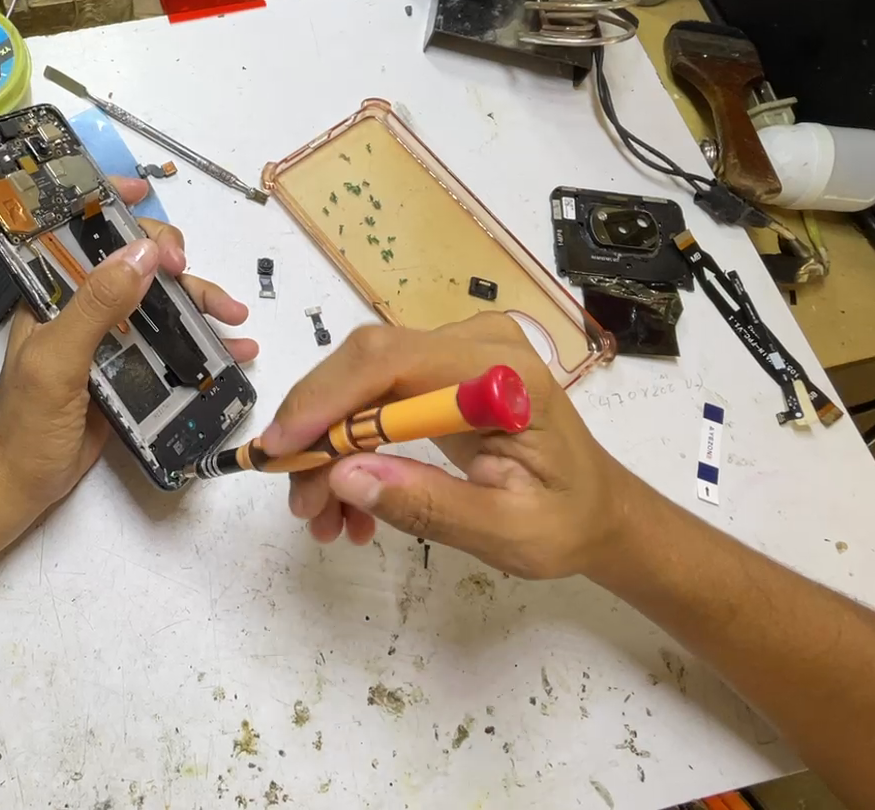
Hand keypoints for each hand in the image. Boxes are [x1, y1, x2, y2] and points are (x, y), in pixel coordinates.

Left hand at [0, 177, 257, 516]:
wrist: (22, 487)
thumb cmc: (26, 425)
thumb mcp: (57, 361)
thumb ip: (96, 307)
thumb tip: (143, 254)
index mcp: (53, 293)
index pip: (80, 231)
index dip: (109, 203)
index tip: (145, 190)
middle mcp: (82, 305)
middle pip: (133, 263)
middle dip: (171, 259)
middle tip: (191, 275)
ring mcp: (109, 337)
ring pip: (160, 302)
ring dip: (199, 302)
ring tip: (236, 317)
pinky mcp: (129, 369)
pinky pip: (171, 344)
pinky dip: (204, 344)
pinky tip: (236, 351)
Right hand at [267, 313, 648, 579]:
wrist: (593, 507)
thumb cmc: (563, 520)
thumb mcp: (505, 531)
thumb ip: (427, 503)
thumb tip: (342, 475)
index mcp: (500, 373)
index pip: (388, 361)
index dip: (324, 398)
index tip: (281, 449)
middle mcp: (471, 343)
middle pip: (362, 367)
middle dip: (316, 433)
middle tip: (300, 502)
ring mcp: (451, 350)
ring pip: (356, 383)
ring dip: (326, 447)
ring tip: (324, 516)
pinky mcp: (434, 367)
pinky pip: (369, 395)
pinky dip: (345, 444)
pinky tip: (347, 495)